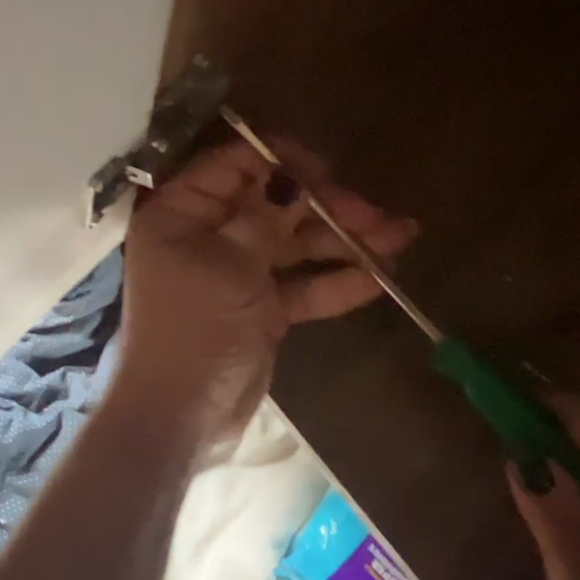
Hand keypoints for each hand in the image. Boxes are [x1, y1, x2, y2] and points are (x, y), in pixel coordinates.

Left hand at [118, 136, 416, 440]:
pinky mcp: (259, 309)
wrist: (179, 418)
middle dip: (325, 207)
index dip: (281, 161)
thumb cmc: (193, 330)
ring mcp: (235, 273)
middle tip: (374, 214)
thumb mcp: (229, 266)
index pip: (233, 166)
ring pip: (293, 244)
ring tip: (400, 237)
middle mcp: (206, 235)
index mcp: (181, 214)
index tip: (328, 169)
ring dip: (342, 241)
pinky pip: (301, 286)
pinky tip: (378, 278)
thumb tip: (291, 174)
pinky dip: (334, 283)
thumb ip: (264, 217)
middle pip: (272, 204)